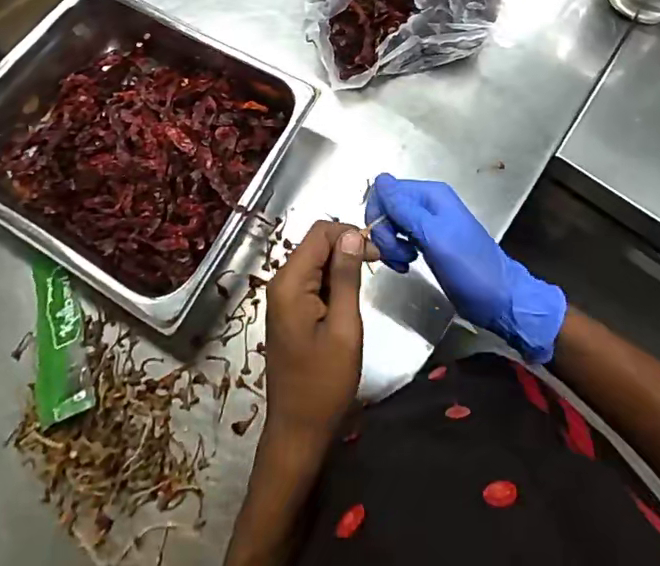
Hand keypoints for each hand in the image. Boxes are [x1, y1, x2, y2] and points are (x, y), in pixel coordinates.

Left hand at [263, 221, 369, 450]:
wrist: (298, 427)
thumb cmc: (324, 383)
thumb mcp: (344, 328)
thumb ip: (345, 279)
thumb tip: (351, 235)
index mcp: (289, 282)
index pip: (318, 233)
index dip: (349, 234)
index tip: (378, 253)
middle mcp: (280, 282)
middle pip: (315, 244)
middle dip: (347, 247)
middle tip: (379, 266)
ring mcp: (282, 296)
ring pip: (314, 261)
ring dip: (341, 264)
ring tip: (368, 282)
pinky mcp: (289, 309)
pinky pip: (311, 281)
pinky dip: (332, 281)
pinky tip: (349, 298)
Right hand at [364, 173, 566, 362]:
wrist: (501, 301)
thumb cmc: (470, 268)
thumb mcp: (434, 236)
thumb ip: (404, 208)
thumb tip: (380, 179)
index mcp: (430, 194)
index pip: (385, 190)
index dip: (377, 213)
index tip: (384, 239)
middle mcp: (427, 203)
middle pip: (385, 208)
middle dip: (383, 232)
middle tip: (395, 256)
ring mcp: (427, 224)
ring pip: (389, 224)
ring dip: (389, 246)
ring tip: (403, 263)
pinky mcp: (426, 242)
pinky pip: (398, 239)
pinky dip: (396, 253)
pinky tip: (406, 265)